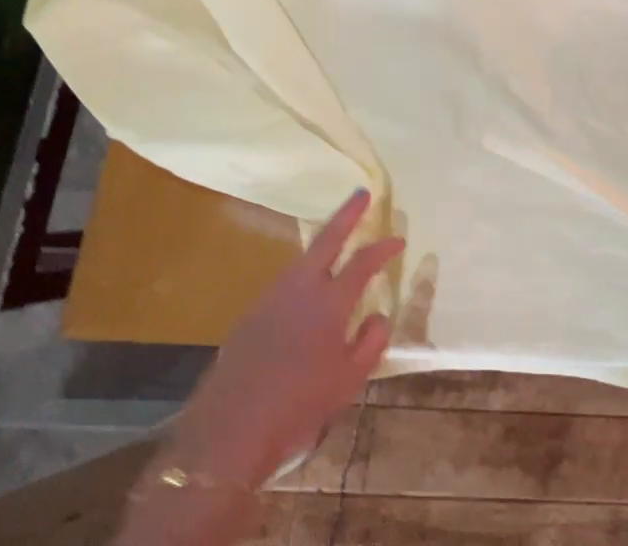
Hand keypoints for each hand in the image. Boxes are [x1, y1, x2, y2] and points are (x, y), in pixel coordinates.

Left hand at [167, 189, 404, 489]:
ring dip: (321, 248)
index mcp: (329, 302)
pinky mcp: (248, 321)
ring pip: (300, 263)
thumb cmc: (300, 404)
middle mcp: (298, 291)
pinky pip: (284, 287)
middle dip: (346, 216)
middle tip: (361, 195)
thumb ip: (371, 341)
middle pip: (325, 242)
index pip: (363, 263)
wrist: (228, 433)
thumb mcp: (351, 378)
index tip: (400, 239)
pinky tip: (308, 293)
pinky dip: (303, 277)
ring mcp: (268, 303)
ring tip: (337, 243)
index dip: (384, 248)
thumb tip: (377, 317)